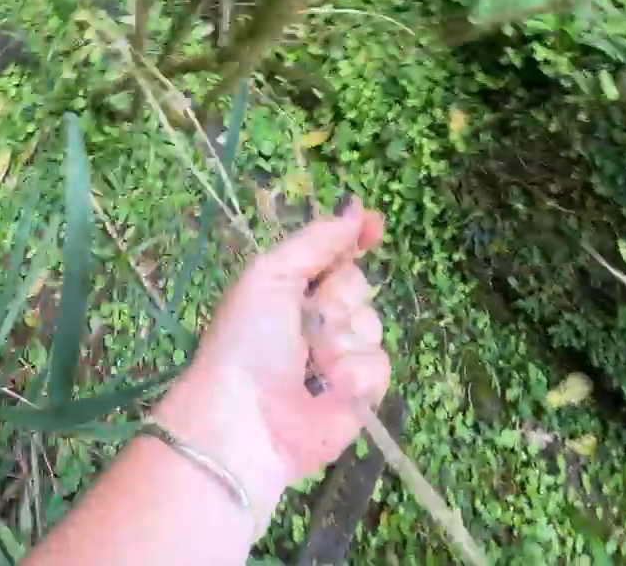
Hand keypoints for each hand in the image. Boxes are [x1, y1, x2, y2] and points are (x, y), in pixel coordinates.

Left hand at [150, 198, 389, 518]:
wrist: (246, 419)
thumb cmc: (248, 338)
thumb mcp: (272, 275)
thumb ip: (316, 241)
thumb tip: (356, 207)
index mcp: (289, 282)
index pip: (334, 250)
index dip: (355, 236)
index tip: (373, 225)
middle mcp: (316, 314)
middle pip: (356, 283)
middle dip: (336, 297)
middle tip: (307, 317)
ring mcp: (339, 353)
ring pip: (372, 323)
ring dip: (342, 339)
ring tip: (310, 360)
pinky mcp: (359, 393)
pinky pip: (379, 365)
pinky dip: (354, 374)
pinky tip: (327, 388)